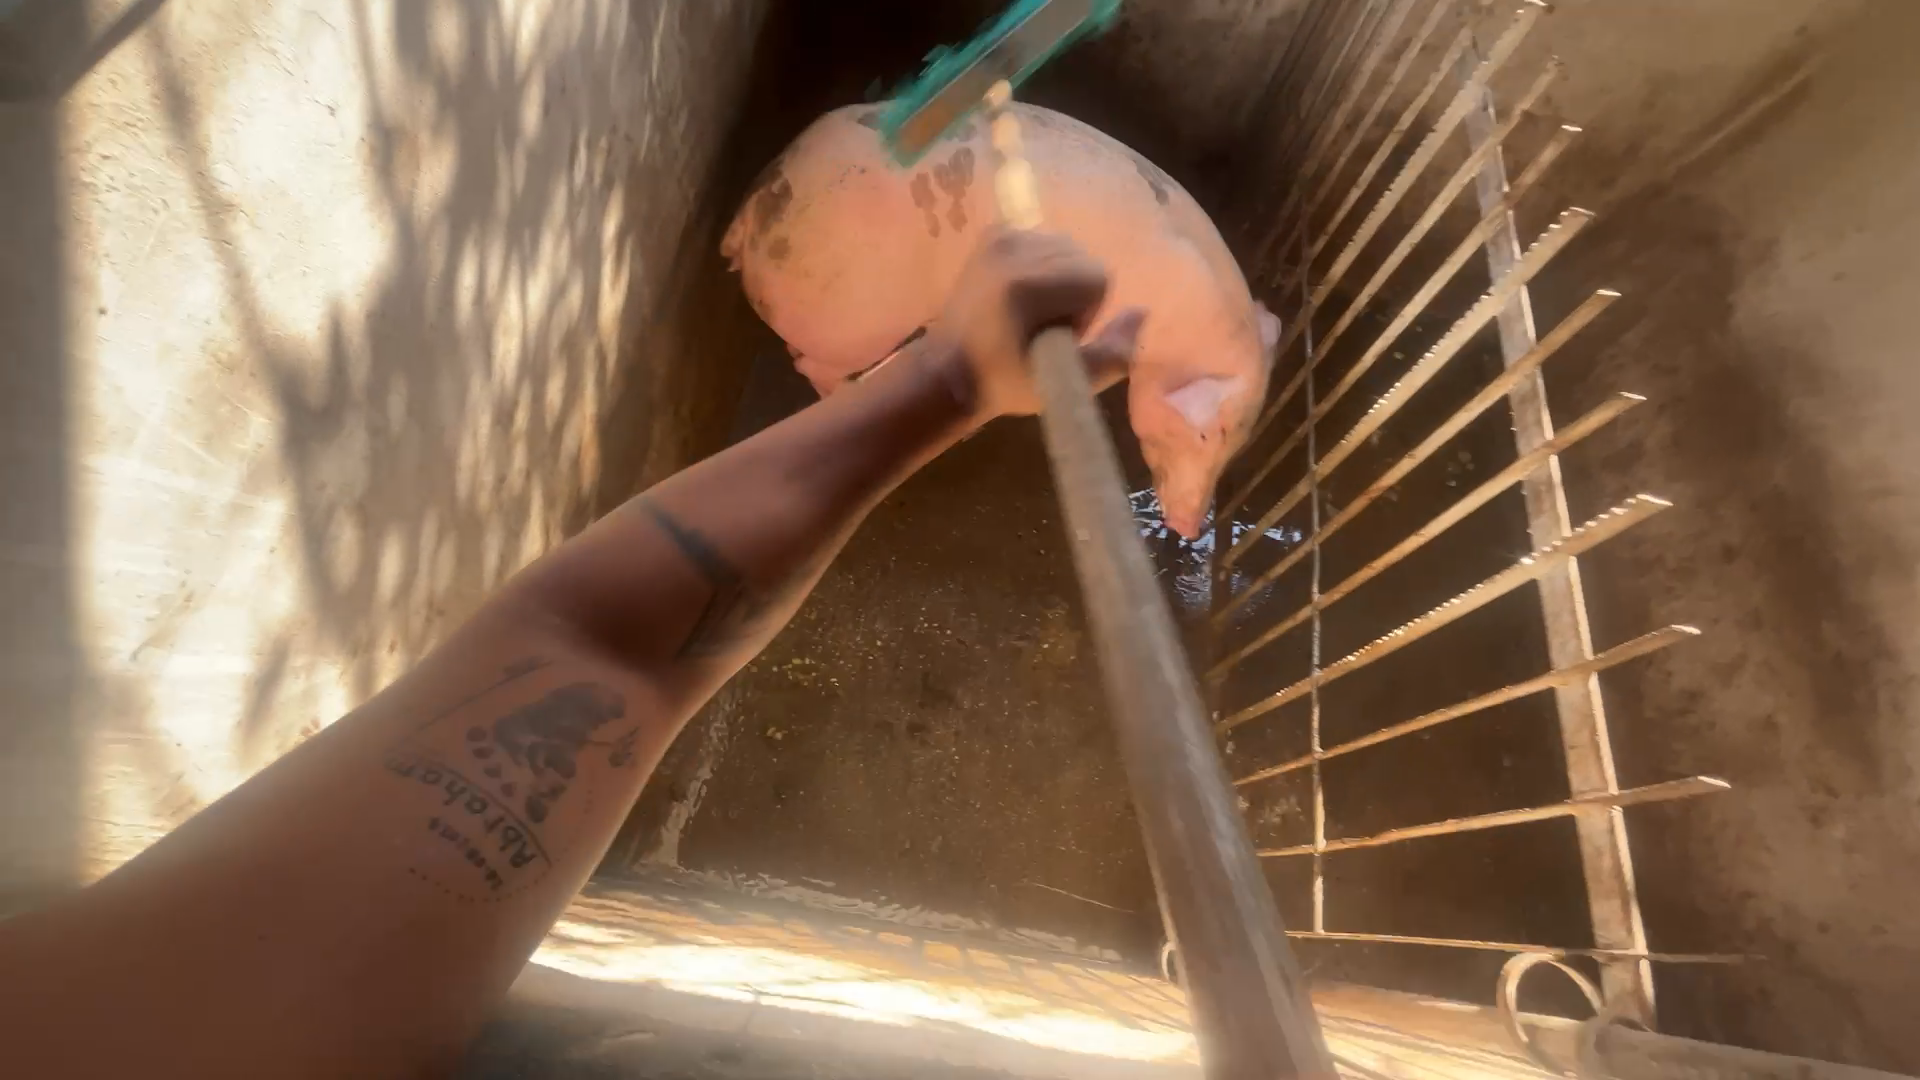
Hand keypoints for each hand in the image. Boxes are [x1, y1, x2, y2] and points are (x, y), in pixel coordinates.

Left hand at [927, 227, 1146, 419]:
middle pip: (1083, 258)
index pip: (1097, 277)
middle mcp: (1013, 248)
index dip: (1086, 313)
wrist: (949, 371)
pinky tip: (1019, 296)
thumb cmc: (1006, 383)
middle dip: (1074, 294)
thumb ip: (1114, 353)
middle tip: (1041, 329)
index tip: (1057, 339)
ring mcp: (1000, 236)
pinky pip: (1043, 242)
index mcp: (1028, 284)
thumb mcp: (1066, 383)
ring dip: (1059, 281)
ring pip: (1066, 248)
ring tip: (1028, 314)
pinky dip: (1042, 267)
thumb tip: (1143, 312)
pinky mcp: (993, 234)